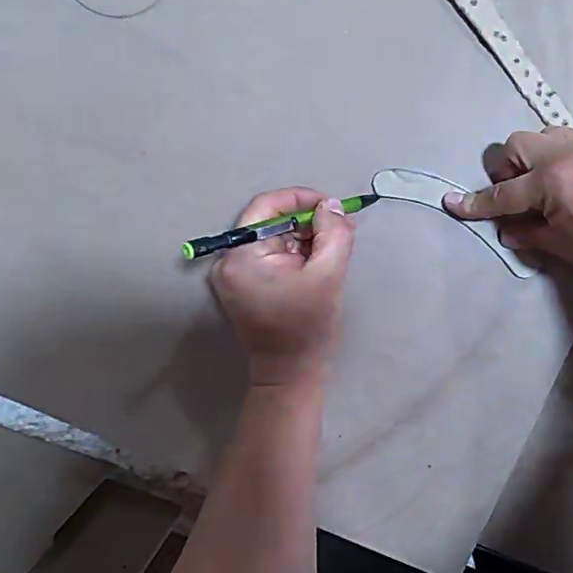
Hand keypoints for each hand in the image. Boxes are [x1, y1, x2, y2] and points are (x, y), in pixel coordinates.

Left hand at [210, 188, 355, 386]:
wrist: (291, 373)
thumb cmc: (307, 328)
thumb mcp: (328, 274)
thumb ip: (333, 233)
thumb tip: (331, 206)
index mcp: (241, 255)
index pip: (267, 207)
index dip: (301, 199)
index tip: (331, 207)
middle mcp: (230, 261)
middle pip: (271, 223)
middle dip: (309, 223)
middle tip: (341, 229)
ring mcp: (236, 275)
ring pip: (275, 240)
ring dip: (306, 240)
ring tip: (335, 250)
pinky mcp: (246, 286)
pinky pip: (273, 257)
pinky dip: (298, 255)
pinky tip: (320, 264)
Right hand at [442, 127, 572, 272]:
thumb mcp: (569, 247)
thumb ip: (533, 235)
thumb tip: (509, 229)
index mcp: (549, 181)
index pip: (501, 195)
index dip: (474, 203)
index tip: (450, 202)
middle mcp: (564, 153)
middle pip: (516, 144)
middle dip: (507, 169)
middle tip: (520, 196)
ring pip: (545, 136)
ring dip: (534, 157)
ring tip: (547, 187)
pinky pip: (571, 141)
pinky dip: (561, 158)